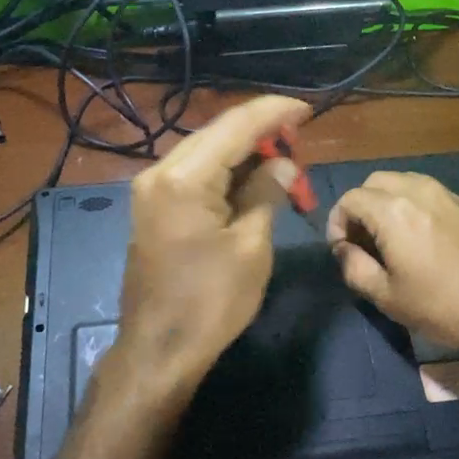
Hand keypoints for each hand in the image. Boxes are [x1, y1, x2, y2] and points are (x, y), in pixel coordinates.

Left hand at [114, 95, 312, 401]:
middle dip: (260, 132)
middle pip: (217, 134)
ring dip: (244, 153)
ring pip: (205, 153)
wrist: (159, 349)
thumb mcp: (251, 246)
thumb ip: (267, 192)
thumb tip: (284, 163)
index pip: (235, 126)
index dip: (274, 113)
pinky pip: (194, 175)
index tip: (307, 109)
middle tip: (300, 141)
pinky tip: (252, 179)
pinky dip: (225, 173)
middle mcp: (159, 173)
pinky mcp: (154, 209)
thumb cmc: (210, 302)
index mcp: (183, 178)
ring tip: (284, 160)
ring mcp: (151, 191)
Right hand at [328, 171, 458, 362]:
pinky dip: (413, 205)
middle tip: (362, 241)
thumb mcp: (386, 296)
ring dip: (387, 202)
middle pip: (375, 182)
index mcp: (393, 211)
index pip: (350, 198)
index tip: (341, 249)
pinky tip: (421, 238)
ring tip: (390, 238)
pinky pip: (429, 192)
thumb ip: (354, 268)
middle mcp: (419, 191)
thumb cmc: (441, 306)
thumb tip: (343, 250)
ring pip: (404, 182)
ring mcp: (448, 195)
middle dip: (361, 206)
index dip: (337, 222)